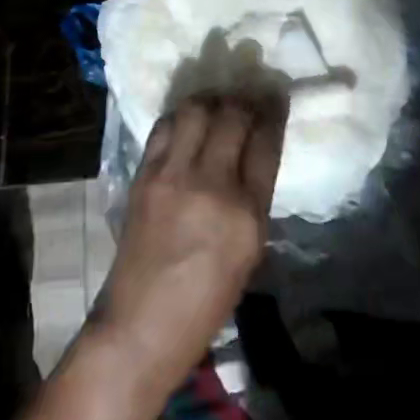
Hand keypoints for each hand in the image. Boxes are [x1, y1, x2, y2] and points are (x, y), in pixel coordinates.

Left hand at [95, 92, 285, 386]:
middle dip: (245, 98)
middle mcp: (210, 184)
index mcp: (246, 213)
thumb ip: (255, 195)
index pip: (265, 142)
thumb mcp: (250, 250)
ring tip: (219, 101)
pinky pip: (164, 127)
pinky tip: (188, 119)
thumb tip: (255, 149)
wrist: (141, 323)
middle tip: (249, 95)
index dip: (274, 111)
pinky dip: (181, 115)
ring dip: (212, 99)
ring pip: (195, 110)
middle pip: (232, 116)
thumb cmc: (207, 298)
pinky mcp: (143, 175)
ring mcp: (172, 175)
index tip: (277, 96)